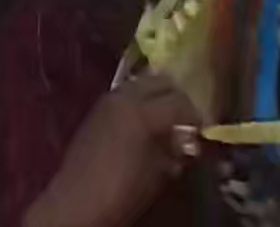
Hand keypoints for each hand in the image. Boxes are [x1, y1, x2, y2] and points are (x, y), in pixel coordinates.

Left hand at [23, 73, 202, 226]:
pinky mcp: (99, 104)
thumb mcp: (156, 176)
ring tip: (167, 112)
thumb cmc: (121, 192)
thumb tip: (186, 139)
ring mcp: (110, 97)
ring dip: (157, 91)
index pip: (178, 102)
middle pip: (159, 81)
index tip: (202, 125)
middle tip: (187, 113)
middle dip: (176, 94)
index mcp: (143, 113)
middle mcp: (126, 96)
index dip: (194, 113)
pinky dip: (140, 96)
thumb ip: (173, 151)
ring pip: (141, 81)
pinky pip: (126, 90)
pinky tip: (145, 115)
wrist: (76, 199)